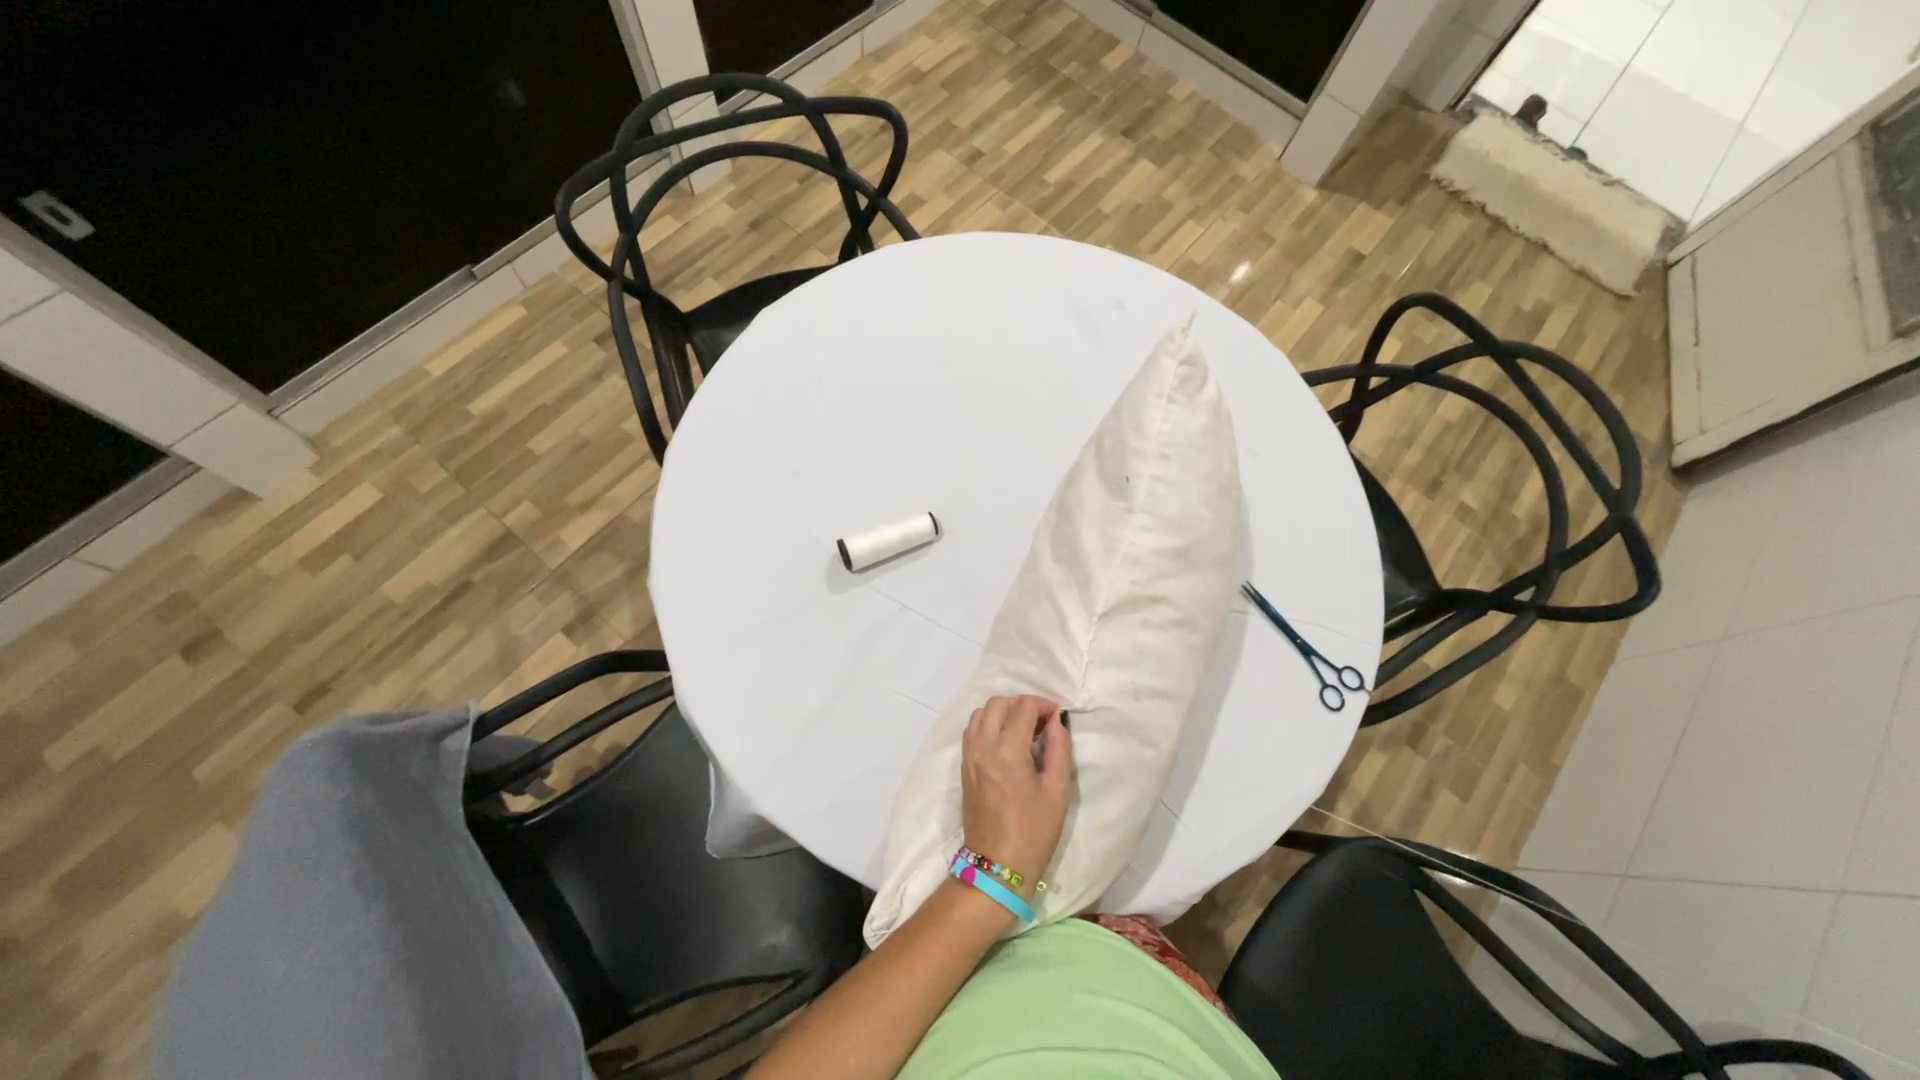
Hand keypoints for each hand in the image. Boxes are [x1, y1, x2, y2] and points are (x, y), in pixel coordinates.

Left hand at [960, 695, 1072, 897]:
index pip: (1023, 706)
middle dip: (1022, 705)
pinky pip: (973, 731)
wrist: (996, 866)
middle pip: (998, 703)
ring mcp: (969, 756)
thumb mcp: (1057, 790)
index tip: (1057, 720)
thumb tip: (1058, 720)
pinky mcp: (964, 768)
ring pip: (981, 714)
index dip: (1044, 705)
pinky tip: (1008, 745)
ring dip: (1003, 714)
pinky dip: (989, 726)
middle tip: (1042, 725)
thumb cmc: (1033, 831)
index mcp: (1007, 750)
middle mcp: (983, 746)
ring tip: (1024, 734)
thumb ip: (1059, 748)